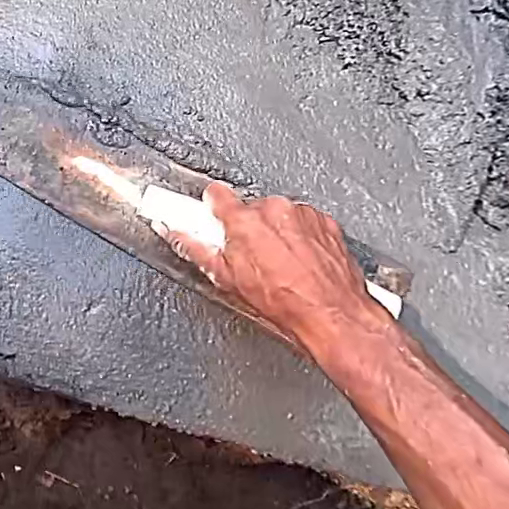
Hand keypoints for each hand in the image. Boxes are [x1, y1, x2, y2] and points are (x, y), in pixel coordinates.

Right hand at [161, 183, 388, 351]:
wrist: (331, 313)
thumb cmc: (284, 303)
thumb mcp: (226, 280)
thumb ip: (195, 249)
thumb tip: (177, 235)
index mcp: (244, 221)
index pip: (216, 194)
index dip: (211, 206)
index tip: (211, 214)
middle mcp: (274, 210)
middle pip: (249, 208)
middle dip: (247, 228)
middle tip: (249, 257)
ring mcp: (302, 214)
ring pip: (277, 215)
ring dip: (274, 233)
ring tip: (278, 264)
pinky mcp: (324, 221)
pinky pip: (303, 222)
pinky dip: (299, 237)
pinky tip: (298, 262)